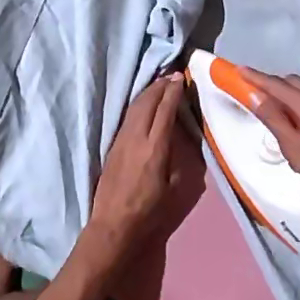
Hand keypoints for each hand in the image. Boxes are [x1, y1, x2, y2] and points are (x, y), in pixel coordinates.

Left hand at [79, 72, 187, 270]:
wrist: (115, 223)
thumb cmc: (151, 210)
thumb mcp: (177, 187)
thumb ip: (182, 159)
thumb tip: (186, 138)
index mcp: (155, 147)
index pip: (165, 110)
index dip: (173, 92)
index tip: (181, 78)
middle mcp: (136, 138)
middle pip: (147, 102)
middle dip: (160, 86)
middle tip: (172, 75)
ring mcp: (121, 140)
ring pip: (135, 107)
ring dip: (148, 92)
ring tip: (159, 83)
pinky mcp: (112, 146)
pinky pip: (128, 117)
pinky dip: (138, 104)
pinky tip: (143, 104)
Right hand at [242, 69, 299, 207]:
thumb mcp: (294, 147)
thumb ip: (273, 119)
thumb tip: (255, 96)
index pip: (275, 84)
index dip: (254, 77)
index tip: (237, 70)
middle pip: (291, 82)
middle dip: (270, 82)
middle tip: (252, 91)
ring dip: (284, 91)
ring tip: (270, 106)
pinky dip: (297, 100)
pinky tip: (294, 118)